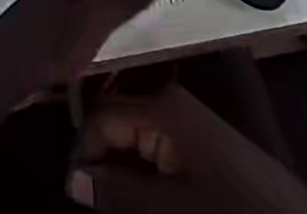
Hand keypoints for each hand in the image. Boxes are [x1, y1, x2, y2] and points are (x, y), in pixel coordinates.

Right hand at [67, 85, 306, 212]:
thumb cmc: (235, 212)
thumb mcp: (173, 208)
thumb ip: (120, 191)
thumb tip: (72, 177)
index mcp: (163, 106)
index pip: (101, 117)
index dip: (83, 152)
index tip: (74, 192)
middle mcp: (172, 104)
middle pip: (117, 127)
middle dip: (102, 163)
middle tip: (94, 202)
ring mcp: (188, 124)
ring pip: (135, 144)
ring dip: (122, 174)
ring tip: (116, 203)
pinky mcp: (201, 145)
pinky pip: (156, 155)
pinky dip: (144, 177)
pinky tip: (141, 199)